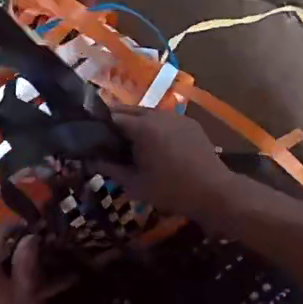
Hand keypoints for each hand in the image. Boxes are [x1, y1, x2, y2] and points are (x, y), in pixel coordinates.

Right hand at [99, 107, 241, 219]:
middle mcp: (158, 114)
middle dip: (116, 123)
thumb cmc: (170, 189)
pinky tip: (153, 145)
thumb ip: (109, 169)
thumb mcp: (135, 184)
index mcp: (142, 126)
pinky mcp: (189, 123)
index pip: (112, 117)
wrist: (214, 192)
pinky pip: (164, 120)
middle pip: (129, 111)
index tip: (91, 139)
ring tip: (129, 144)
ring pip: (147, 114)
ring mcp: (176, 117)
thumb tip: (89, 161)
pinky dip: (154, 127)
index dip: (99, 127)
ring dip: (135, 124)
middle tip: (107, 142)